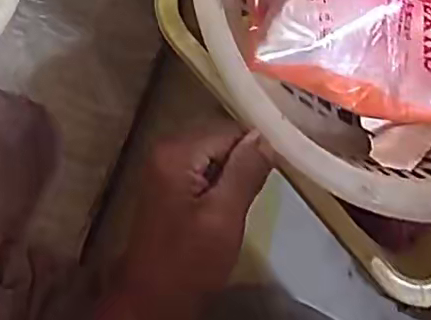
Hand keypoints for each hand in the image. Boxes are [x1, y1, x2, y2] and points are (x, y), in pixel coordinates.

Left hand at [99, 125, 273, 319]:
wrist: (152, 301)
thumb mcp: (224, 217)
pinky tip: (227, 203)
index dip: (253, 146)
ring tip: (248, 195)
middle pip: (216, 139)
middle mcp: (165, 147)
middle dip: (241, 159)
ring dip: (230, 172)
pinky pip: (199, 168)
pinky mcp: (165, 182)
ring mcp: (162, 164)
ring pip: (210, 153)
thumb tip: (265, 136)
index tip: (278, 164)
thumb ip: (244, 173)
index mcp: (176, 151)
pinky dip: (217, 181)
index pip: (225, 130)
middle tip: (264, 184)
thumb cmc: (189, 262)